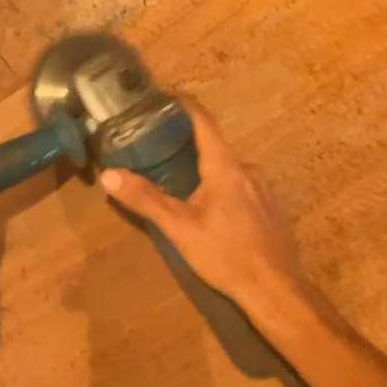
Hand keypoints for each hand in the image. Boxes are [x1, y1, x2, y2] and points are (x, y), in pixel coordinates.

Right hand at [99, 100, 317, 327]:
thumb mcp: (180, 228)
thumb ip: (145, 199)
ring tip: (183, 179)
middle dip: (190, 143)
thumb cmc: (226, 254)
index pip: (205, 123)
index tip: (168, 96)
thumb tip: (109, 175)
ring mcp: (264, 190)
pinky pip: (243, 188)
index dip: (186, 106)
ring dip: (207, 169)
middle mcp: (247, 170)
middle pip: (216, 147)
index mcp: (225, 167)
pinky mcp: (272, 210)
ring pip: (229, 170)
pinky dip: (223, 188)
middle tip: (162, 145)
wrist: (276, 289)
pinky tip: (213, 209)